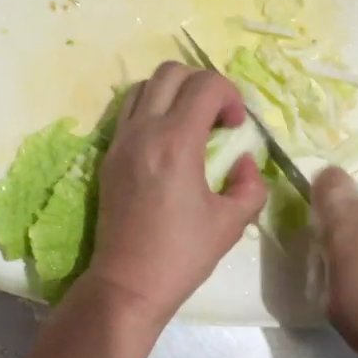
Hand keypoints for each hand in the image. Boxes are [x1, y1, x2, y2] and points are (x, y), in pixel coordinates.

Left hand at [88, 62, 267, 321]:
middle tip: (216, 119)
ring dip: (173, 94)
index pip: (205, 84)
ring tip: (190, 125)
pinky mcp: (108, 158)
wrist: (128, 284)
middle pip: (171, 72)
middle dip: (201, 85)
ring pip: (144, 86)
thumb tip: (245, 163)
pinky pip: (128, 112)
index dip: (230, 96)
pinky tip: (167, 143)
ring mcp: (120, 143)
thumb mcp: (231, 223)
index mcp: (176, 142)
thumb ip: (250, 185)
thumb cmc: (182, 256)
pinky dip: (150, 111)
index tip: (237, 126)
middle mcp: (144, 132)